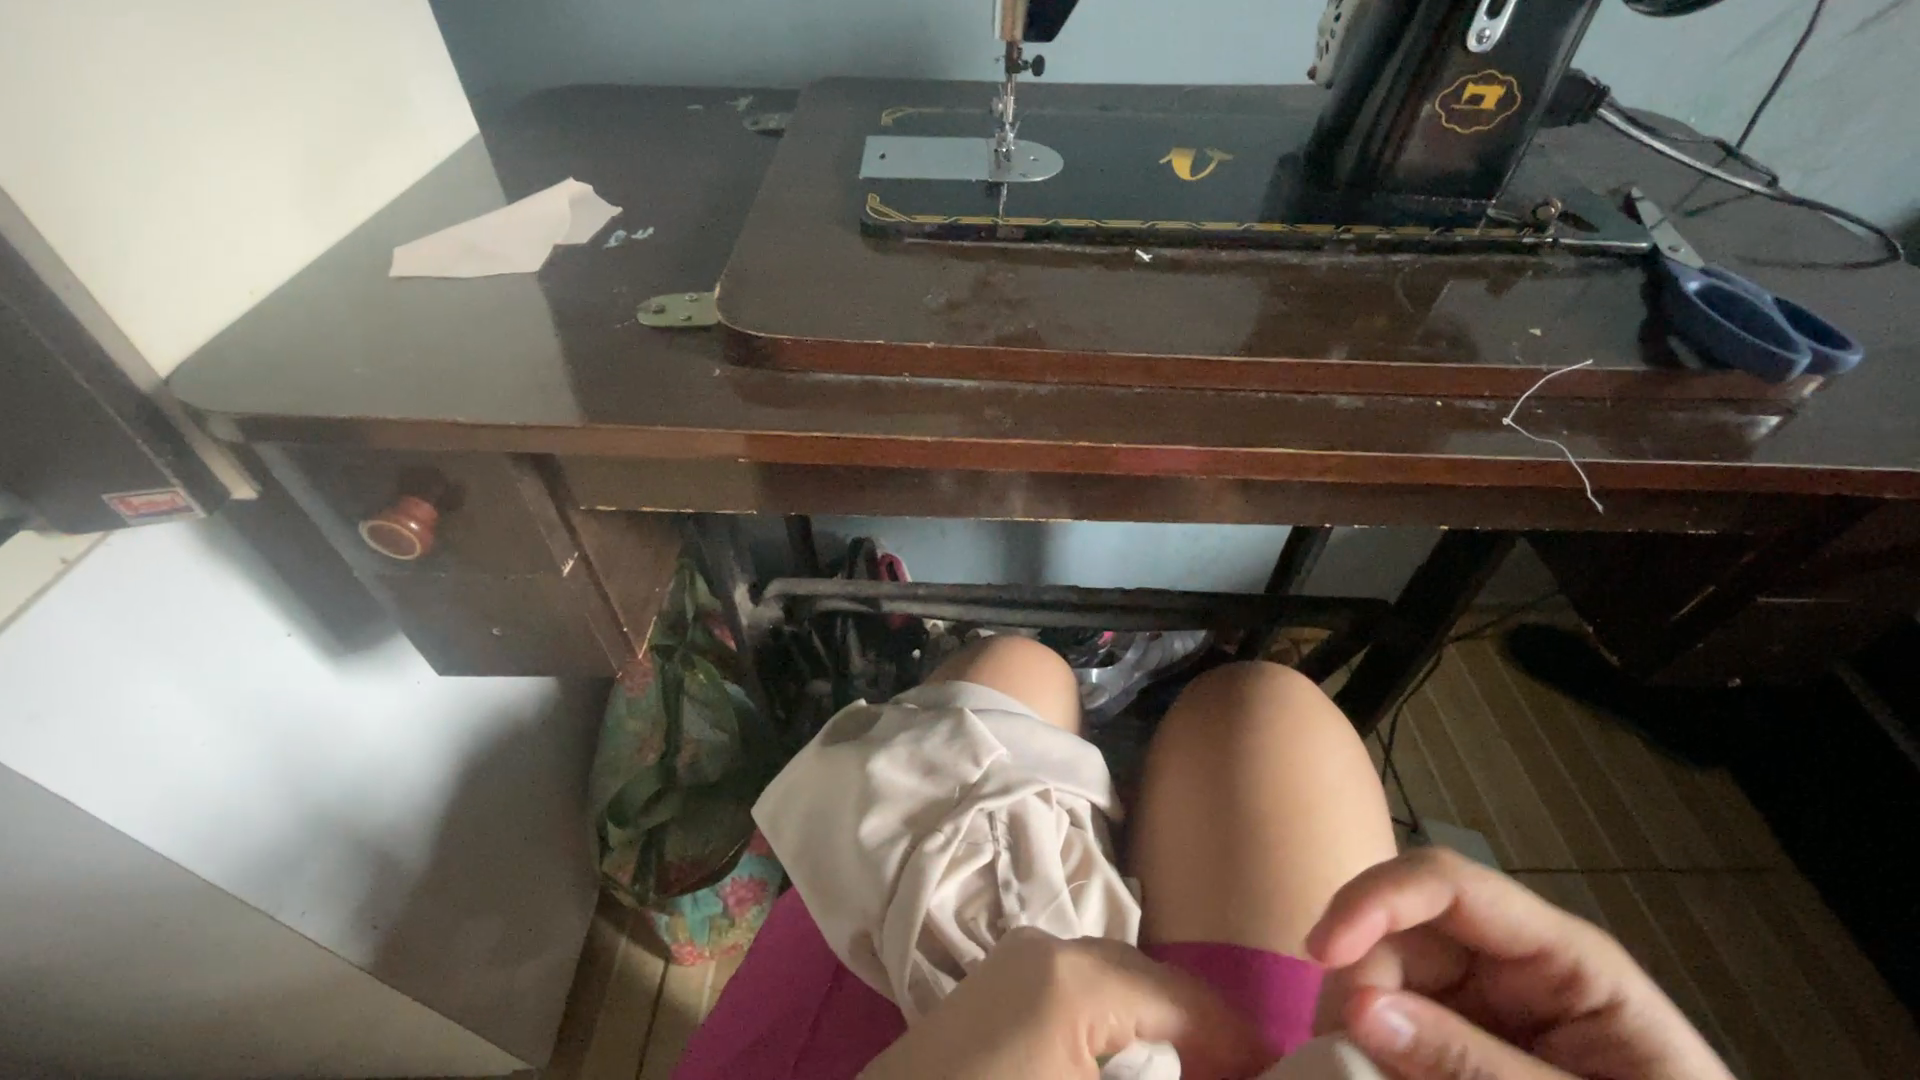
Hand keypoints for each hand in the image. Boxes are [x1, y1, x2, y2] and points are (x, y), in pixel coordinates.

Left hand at [860, 927, 1272, 1079]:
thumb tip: (1239, 1074)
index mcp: (1077, 977)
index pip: (1187, 1002)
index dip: (1241, 1046)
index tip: (1279, 1076)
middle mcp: (1049, 947)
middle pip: (1153, 985)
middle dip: (1198, 1039)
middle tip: (1233, 1078)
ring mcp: (1016, 958)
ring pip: (1116, 984)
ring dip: (1154, 1032)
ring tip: (1184, 1075)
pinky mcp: (996, 980)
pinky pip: (1076, 990)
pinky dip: (1110, 1026)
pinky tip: (1118, 1066)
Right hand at [1307, 848, 1733, 1079]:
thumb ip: (1478, 1066)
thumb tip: (1360, 1011)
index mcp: (1562, 955)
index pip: (1446, 883)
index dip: (1375, 900)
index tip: (1321, 953)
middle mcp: (1509, 961)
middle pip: (1400, 932)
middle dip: (1357, 983)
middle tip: (1335, 1056)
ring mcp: (1481, 1000)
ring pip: (1383, 977)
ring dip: (1355, 1023)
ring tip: (1352, 1076)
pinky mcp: (1458, 1037)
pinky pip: (1393, 1023)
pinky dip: (1368, 1051)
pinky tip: (1367, 1075)